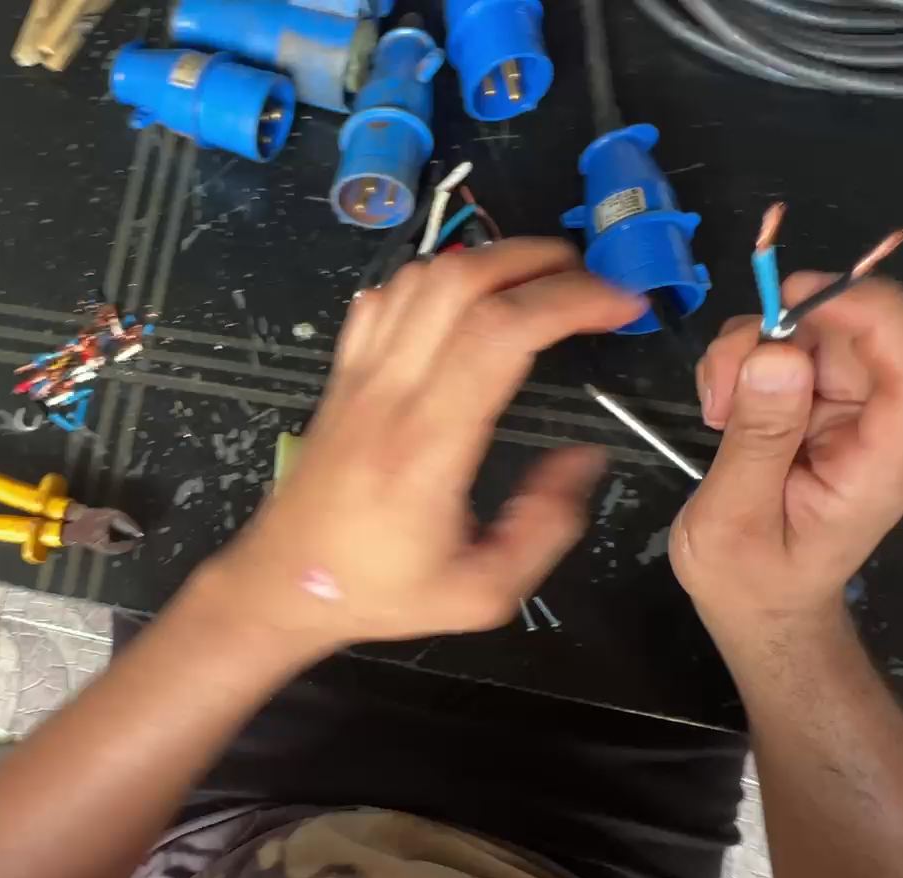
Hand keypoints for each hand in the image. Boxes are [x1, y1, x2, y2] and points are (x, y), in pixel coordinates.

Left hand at [192, 238, 645, 651]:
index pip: (501, 332)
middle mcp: (389, 397)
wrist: (283, 585)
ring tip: (529, 283)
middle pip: (458, 282)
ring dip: (481, 263)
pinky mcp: (337, 383)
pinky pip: (375, 306)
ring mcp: (355, 382)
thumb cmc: (376, 591)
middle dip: (534, 259)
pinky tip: (452, 305)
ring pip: (414, 281)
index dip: (572, 299)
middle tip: (583, 279)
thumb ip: (545, 527)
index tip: (620, 305)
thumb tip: (584, 460)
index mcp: (429, 446)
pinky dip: (423, 284)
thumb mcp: (481, 593)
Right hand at [672, 274, 902, 637]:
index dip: (879, 314)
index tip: (796, 302)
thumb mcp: (733, 519)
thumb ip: (757, 441)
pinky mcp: (813, 410)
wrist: (754, 604)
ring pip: (820, 334)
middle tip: (721, 371)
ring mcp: (847, 414)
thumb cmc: (747, 579)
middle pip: (865, 334)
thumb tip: (773, 357)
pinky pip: (788, 354)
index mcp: (884, 464)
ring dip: (753, 347)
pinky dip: (744, 361)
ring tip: (713, 405)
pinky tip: (719, 405)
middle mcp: (879, 426)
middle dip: (787, 329)